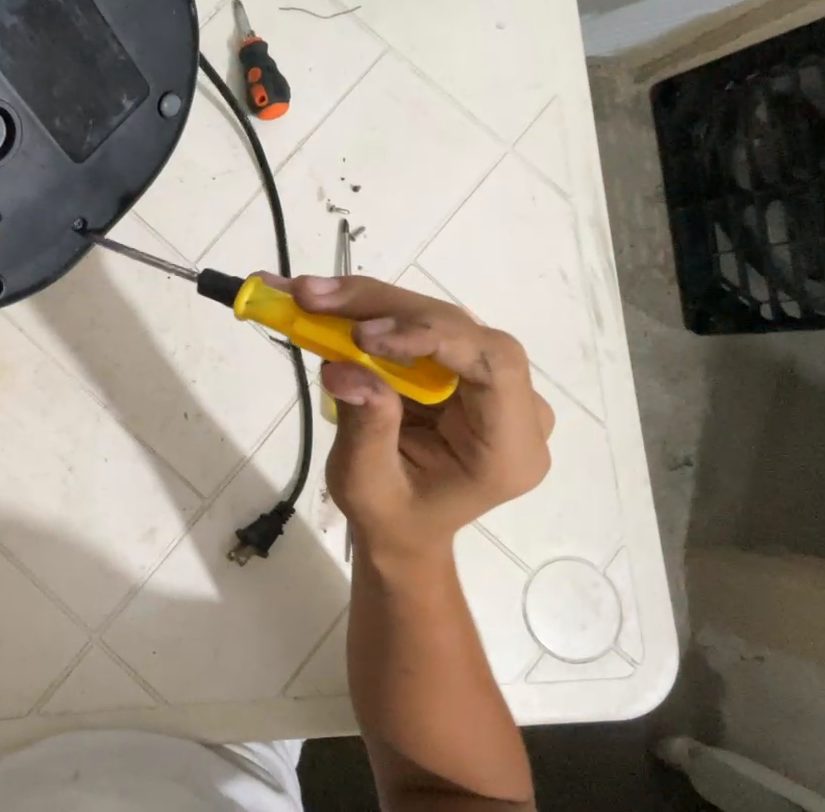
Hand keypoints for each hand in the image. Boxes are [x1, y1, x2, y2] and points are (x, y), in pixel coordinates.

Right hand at [290, 275, 553, 567]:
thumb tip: (342, 367)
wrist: (404, 528)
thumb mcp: (368, 484)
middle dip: (384, 308)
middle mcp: (516, 406)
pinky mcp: (462, 367)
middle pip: (459, 330)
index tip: (363, 336)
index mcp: (508, 447)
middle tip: (313, 296)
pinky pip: (421, 326)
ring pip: (436, 318)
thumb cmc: (390, 517)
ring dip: (370, 303)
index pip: (493, 364)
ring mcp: (492, 383)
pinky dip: (371, 312)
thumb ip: (365, 427)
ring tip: (308, 295)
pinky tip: (327, 304)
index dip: (432, 334)